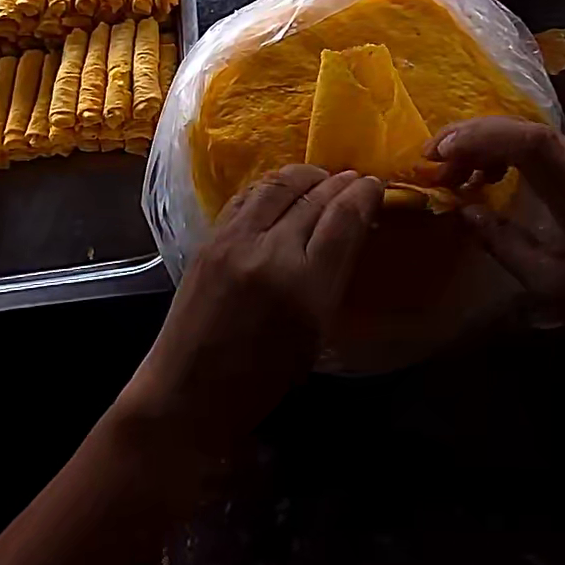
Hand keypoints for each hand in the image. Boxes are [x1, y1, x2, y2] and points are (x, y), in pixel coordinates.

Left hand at [119, 166, 383, 456]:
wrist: (189, 388)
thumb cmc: (261, 380)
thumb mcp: (314, 335)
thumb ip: (331, 280)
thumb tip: (346, 235)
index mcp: (306, 286)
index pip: (343, 220)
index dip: (363, 196)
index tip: (375, 185)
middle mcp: (270, 252)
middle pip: (312, 198)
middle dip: (339, 182)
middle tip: (354, 178)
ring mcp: (234, 240)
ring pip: (275, 187)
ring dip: (303, 176)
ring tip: (320, 176)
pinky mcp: (209, 239)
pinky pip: (244, 198)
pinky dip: (268, 187)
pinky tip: (280, 189)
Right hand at [425, 117, 564, 332]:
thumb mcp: (552, 285)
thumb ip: (502, 243)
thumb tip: (463, 211)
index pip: (531, 142)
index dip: (479, 137)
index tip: (439, 154)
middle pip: (528, 131)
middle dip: (473, 140)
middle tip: (437, 166)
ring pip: (538, 138)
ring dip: (491, 148)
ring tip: (462, 177)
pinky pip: (553, 151)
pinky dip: (514, 156)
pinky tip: (500, 180)